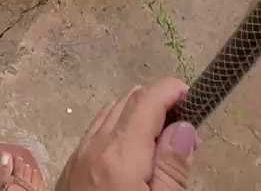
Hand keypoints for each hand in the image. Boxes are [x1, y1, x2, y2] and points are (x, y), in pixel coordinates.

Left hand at [56, 80, 198, 190]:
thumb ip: (172, 169)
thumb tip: (183, 126)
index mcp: (121, 153)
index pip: (147, 101)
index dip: (170, 91)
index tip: (191, 93)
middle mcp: (95, 145)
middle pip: (127, 101)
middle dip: (155, 100)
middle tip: (183, 119)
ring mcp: (78, 155)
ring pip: (108, 113)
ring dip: (134, 111)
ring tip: (160, 130)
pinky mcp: (69, 170)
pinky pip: (95, 131)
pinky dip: (115, 125)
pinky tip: (128, 146)